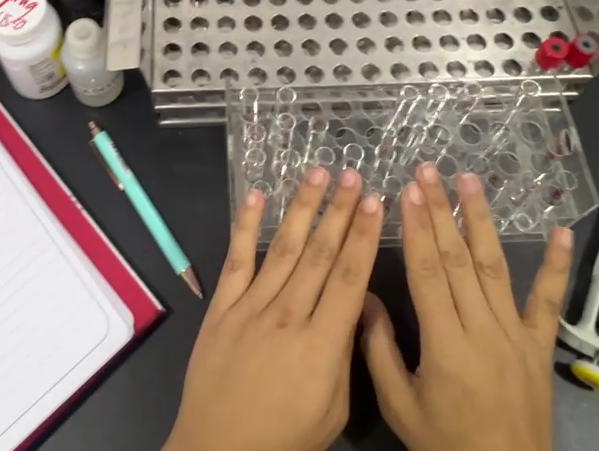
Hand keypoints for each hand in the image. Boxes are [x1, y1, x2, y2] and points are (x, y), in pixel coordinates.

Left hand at [163, 166, 384, 450]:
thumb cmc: (285, 436)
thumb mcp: (334, 409)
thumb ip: (345, 354)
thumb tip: (355, 306)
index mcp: (321, 344)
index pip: (348, 278)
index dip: (364, 237)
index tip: (376, 202)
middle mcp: (286, 315)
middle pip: (319, 253)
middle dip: (340, 211)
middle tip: (354, 176)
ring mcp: (250, 306)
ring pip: (282, 247)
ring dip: (303, 207)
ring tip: (318, 173)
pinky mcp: (221, 306)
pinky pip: (236, 259)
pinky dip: (245, 225)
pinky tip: (256, 196)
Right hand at [360, 163, 574, 450]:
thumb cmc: (446, 444)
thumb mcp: (401, 407)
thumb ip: (379, 350)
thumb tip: (363, 296)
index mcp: (446, 346)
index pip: (428, 273)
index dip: (417, 228)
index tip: (407, 190)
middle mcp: (483, 331)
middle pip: (457, 260)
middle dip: (440, 211)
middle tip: (428, 171)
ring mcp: (516, 336)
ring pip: (495, 267)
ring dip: (481, 220)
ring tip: (470, 181)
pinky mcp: (540, 346)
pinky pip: (548, 302)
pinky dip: (556, 265)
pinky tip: (561, 231)